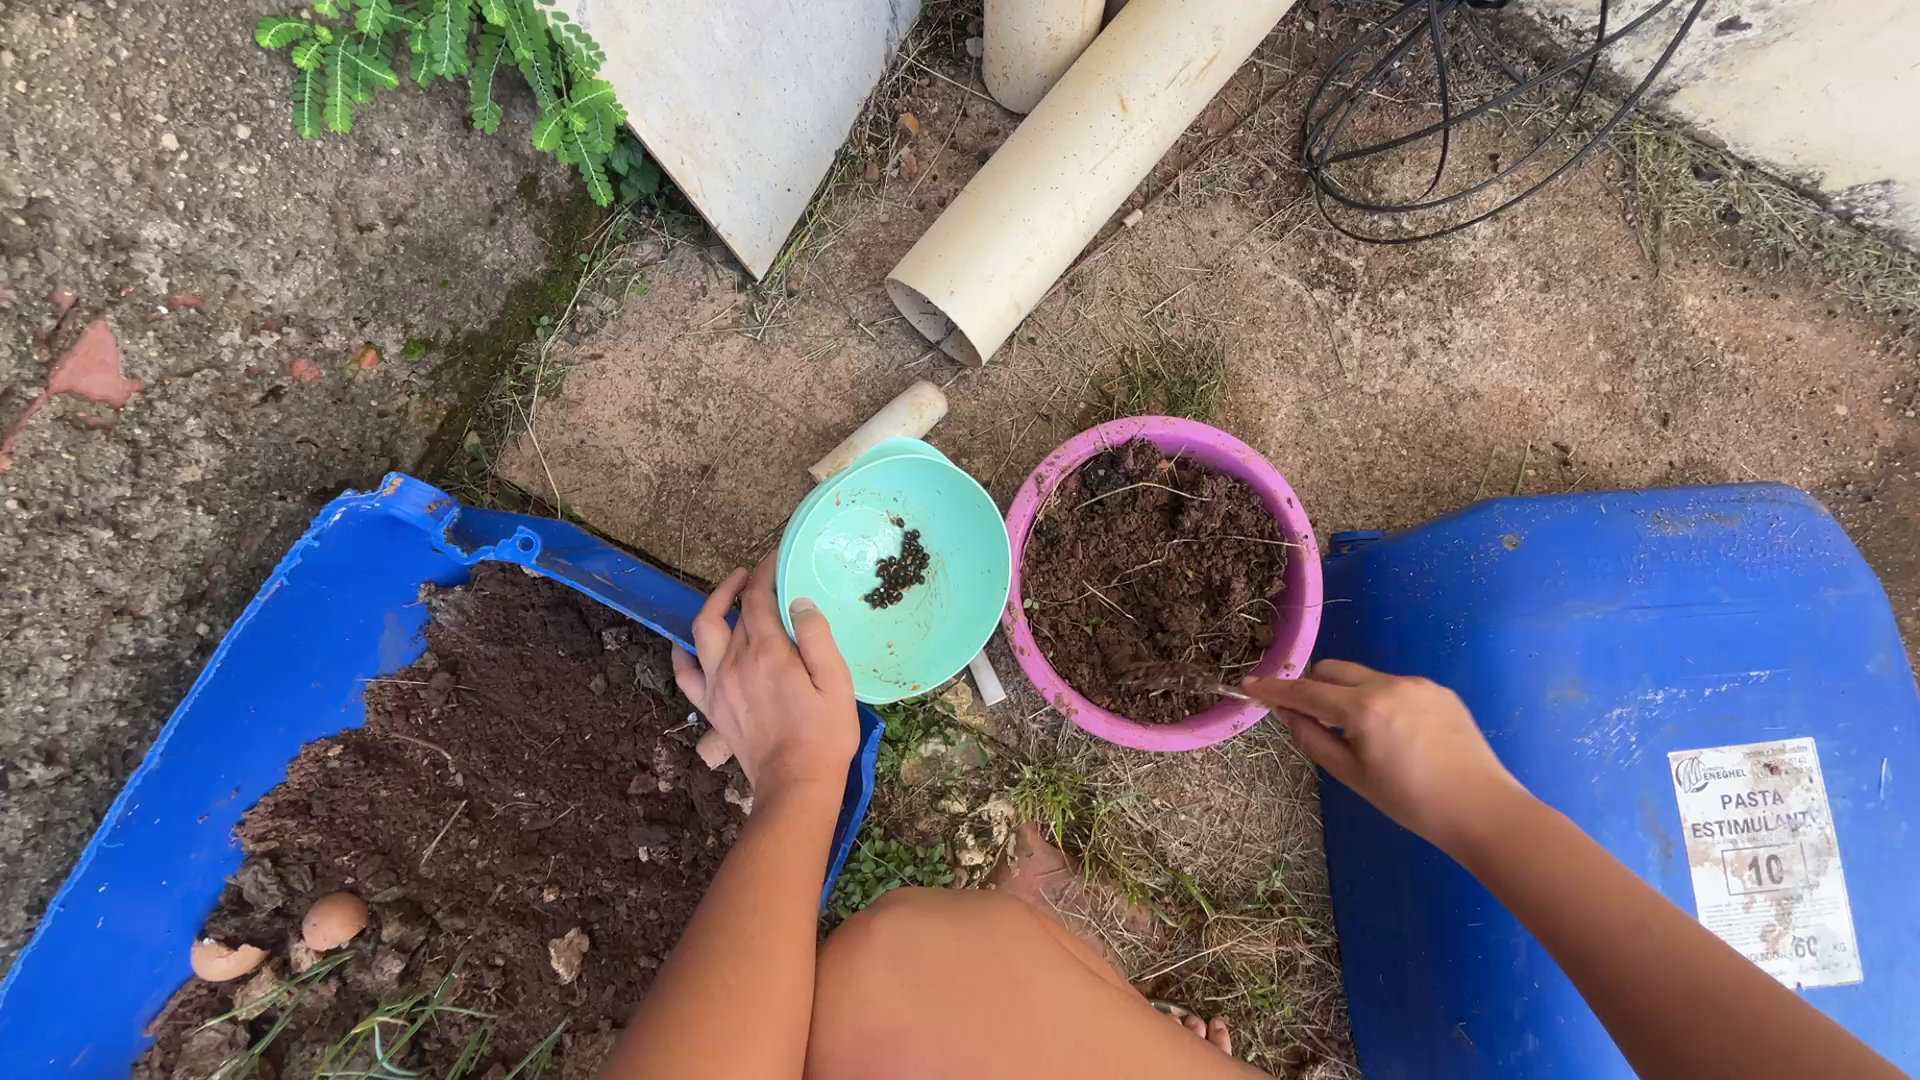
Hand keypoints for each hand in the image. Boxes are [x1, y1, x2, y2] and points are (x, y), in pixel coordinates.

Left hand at [672, 551, 858, 805]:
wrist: (796, 784)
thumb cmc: (825, 733)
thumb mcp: (837, 681)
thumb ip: (817, 637)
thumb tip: (798, 601)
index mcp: (767, 652)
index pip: (758, 598)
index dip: (765, 571)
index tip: (776, 558)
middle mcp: (735, 662)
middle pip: (735, 611)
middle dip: (749, 585)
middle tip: (766, 574)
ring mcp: (717, 685)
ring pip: (703, 631)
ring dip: (714, 604)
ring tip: (732, 592)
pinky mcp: (711, 707)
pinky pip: (685, 673)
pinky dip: (684, 652)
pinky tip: (690, 644)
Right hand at [1243, 660, 1530, 852]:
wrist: (1485, 812)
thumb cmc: (1411, 802)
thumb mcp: (1351, 775)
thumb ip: (1313, 738)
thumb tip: (1289, 714)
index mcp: (1363, 709)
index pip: (1305, 692)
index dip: (1274, 690)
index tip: (1250, 685)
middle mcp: (1388, 685)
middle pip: (1331, 670)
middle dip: (1313, 687)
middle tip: (1312, 718)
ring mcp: (1417, 684)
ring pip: (1363, 677)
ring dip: (1348, 694)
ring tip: (1363, 734)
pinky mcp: (1439, 691)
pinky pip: (1394, 686)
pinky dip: (1380, 700)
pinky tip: (1398, 734)